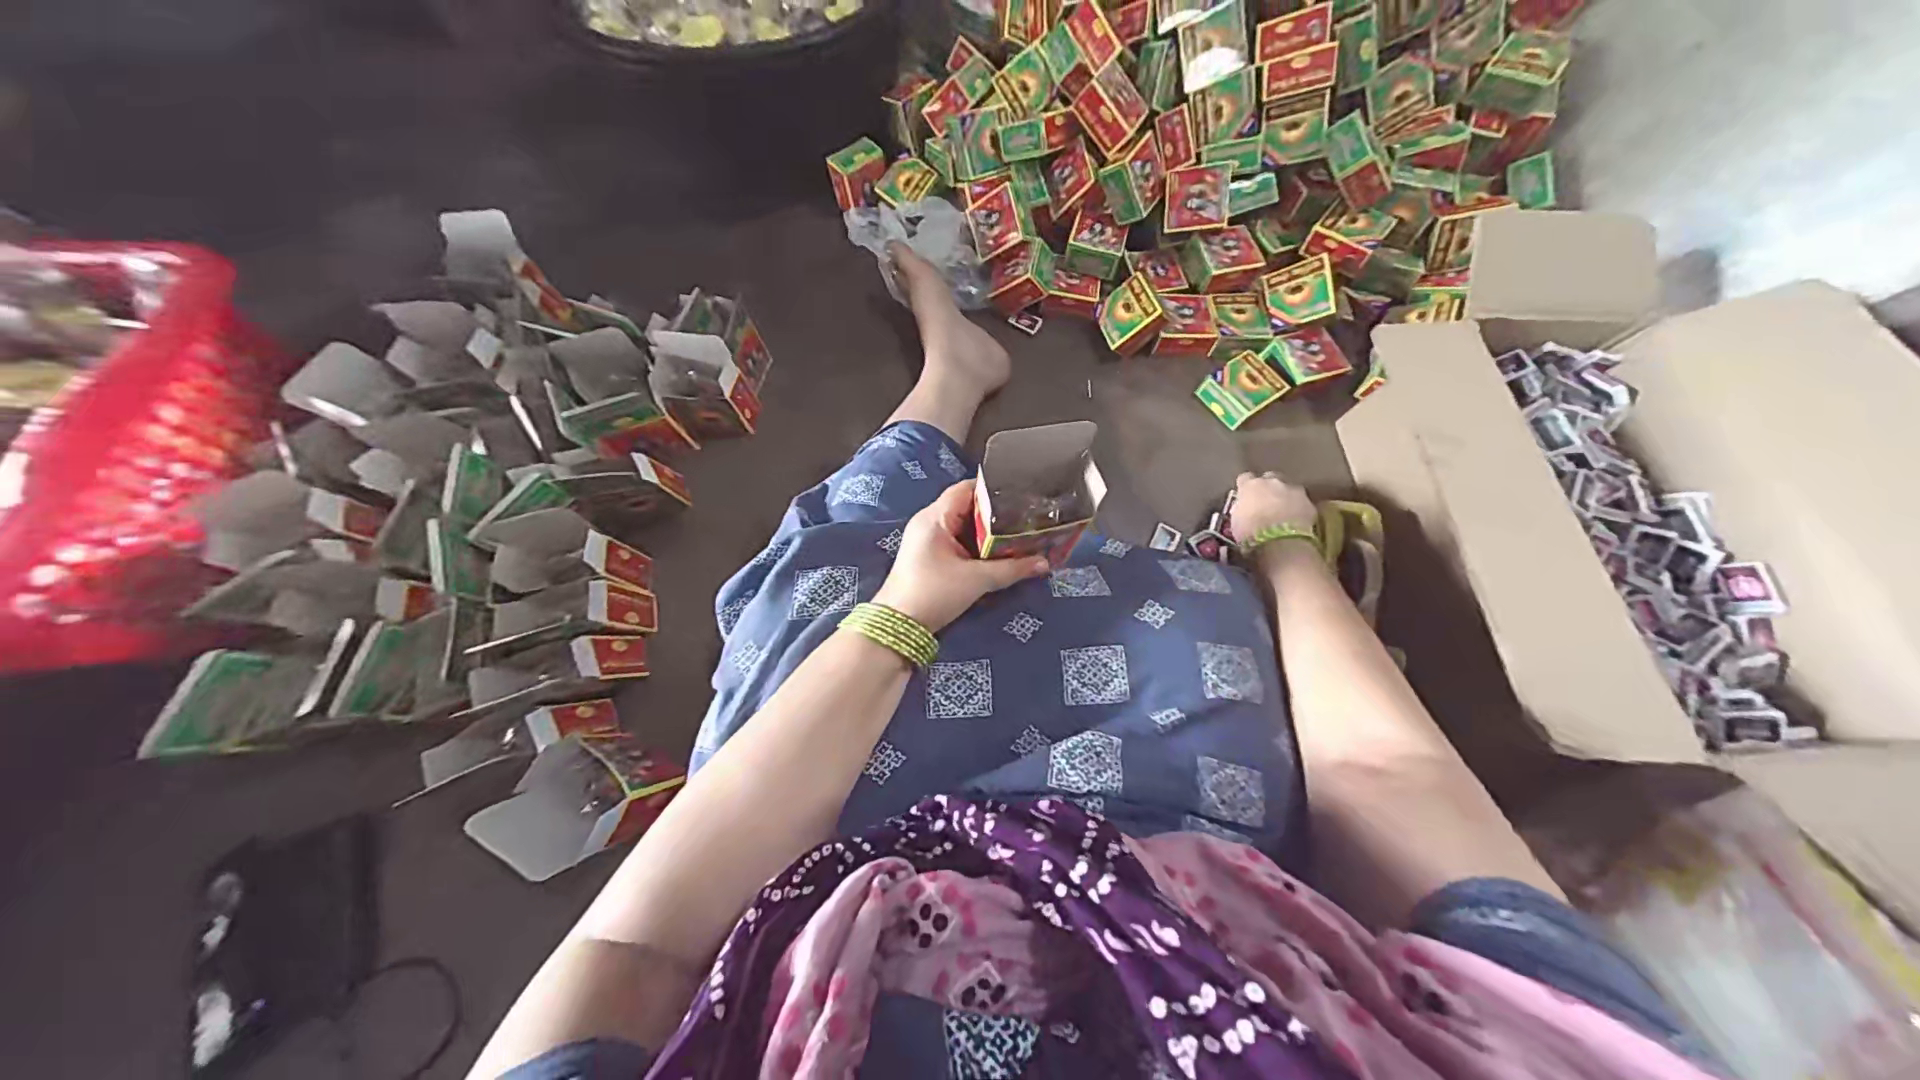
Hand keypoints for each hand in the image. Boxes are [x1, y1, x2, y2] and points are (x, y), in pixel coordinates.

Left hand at [873, 480, 1049, 631]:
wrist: (899, 625)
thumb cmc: (934, 593)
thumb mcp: (976, 580)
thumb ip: (1012, 569)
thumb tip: (1045, 563)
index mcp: (935, 517)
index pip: (966, 488)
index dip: (994, 490)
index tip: (1020, 497)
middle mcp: (928, 521)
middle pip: (966, 505)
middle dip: (995, 512)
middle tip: (1024, 518)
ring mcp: (926, 538)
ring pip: (962, 524)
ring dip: (986, 530)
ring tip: (1016, 534)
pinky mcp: (927, 555)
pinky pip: (955, 539)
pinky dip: (975, 543)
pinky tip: (995, 552)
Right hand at [1229, 471, 1316, 545]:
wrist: (1280, 542)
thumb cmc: (1249, 533)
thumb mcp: (1235, 521)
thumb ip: (1240, 509)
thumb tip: (1244, 508)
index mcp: (1250, 485)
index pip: (1245, 478)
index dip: (1245, 487)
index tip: (1245, 496)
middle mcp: (1272, 482)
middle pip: (1270, 478)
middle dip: (1268, 487)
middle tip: (1266, 502)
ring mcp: (1293, 490)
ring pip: (1289, 487)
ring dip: (1285, 496)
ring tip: (1283, 512)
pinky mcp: (1309, 502)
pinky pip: (1302, 502)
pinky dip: (1299, 508)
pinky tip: (1296, 520)